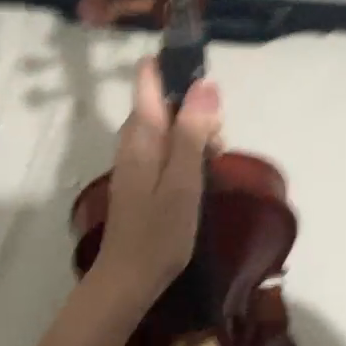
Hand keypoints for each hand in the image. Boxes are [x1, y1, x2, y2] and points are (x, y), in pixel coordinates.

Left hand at [92, 57, 222, 299]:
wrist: (129, 278)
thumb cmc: (159, 232)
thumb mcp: (183, 180)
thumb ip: (192, 132)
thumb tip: (206, 84)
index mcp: (141, 133)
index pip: (149, 76)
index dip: (176, 66)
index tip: (207, 83)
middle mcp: (134, 138)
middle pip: (166, 100)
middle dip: (197, 110)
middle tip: (216, 145)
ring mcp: (137, 158)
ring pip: (171, 127)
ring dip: (196, 136)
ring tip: (211, 166)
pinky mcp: (143, 177)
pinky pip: (168, 149)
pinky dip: (188, 156)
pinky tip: (200, 180)